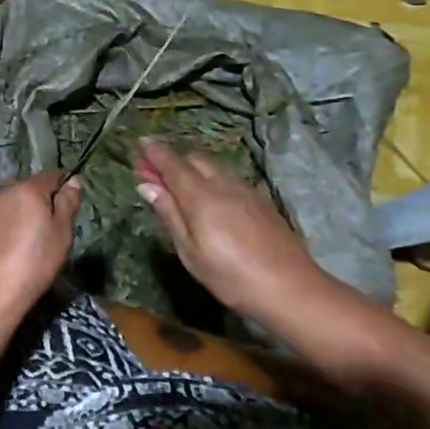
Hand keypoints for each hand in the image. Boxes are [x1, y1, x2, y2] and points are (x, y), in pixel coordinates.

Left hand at [0, 171, 81, 310]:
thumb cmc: (36, 259)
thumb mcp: (62, 231)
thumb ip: (68, 201)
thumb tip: (73, 181)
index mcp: (28, 189)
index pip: (52, 174)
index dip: (65, 187)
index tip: (71, 209)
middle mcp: (6, 191)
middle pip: (32, 187)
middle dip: (45, 200)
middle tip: (55, 228)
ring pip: (17, 201)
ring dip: (28, 212)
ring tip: (35, 239)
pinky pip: (5, 215)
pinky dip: (14, 223)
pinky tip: (17, 246)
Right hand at [133, 139, 330, 319]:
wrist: (289, 286)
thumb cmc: (231, 277)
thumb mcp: (191, 252)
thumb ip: (170, 214)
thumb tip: (147, 185)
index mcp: (201, 196)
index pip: (173, 164)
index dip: (155, 152)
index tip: (141, 142)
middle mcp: (224, 184)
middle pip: (194, 160)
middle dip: (172, 161)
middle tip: (153, 173)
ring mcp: (246, 189)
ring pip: (213, 168)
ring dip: (192, 170)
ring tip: (178, 187)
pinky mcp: (260, 200)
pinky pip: (229, 179)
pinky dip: (211, 180)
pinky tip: (209, 199)